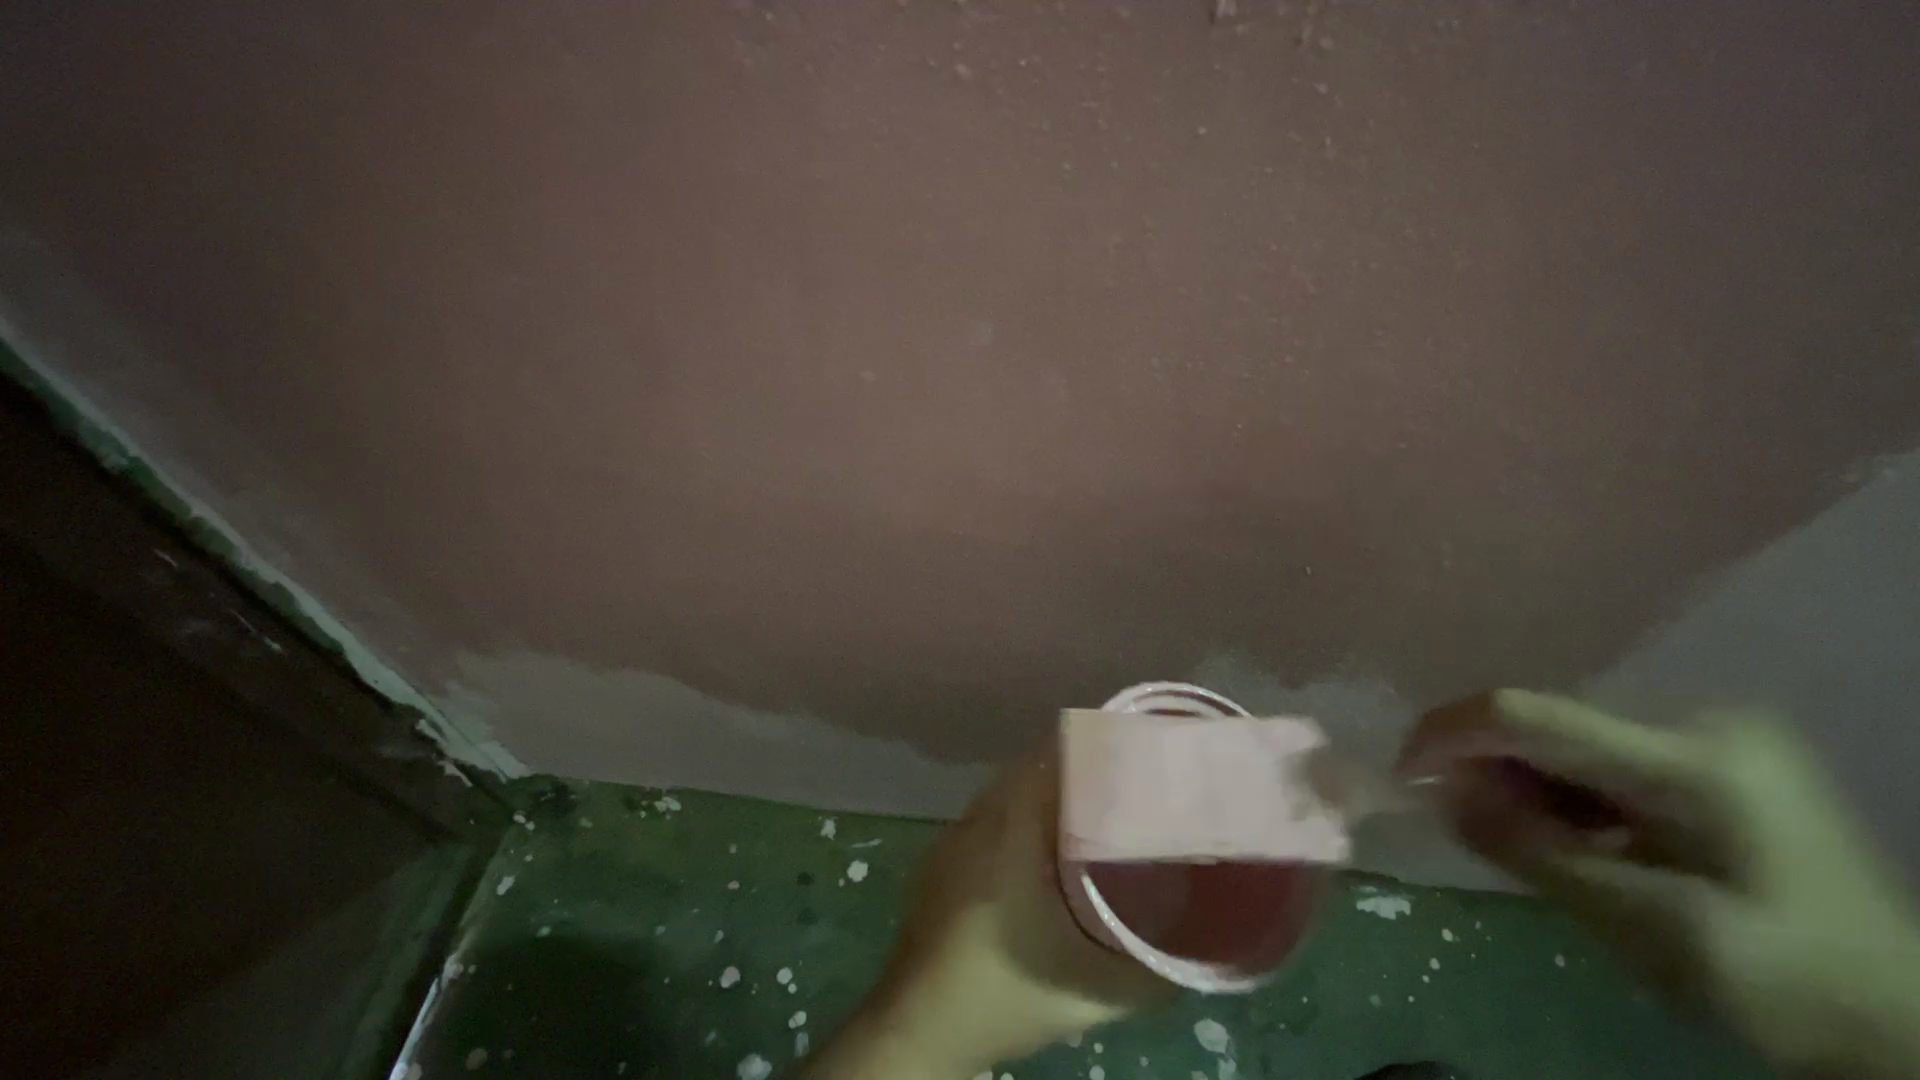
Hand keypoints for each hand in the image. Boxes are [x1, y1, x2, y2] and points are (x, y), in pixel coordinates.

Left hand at [805, 749, 1173, 1078]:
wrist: (915, 1030)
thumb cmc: (1001, 996)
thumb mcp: (1089, 993)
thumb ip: (1151, 974)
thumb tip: (1204, 957)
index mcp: (1009, 830)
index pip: (1051, 756)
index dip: (1095, 746)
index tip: (1137, 749)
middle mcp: (976, 820)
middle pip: (1031, 769)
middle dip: (1080, 770)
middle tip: (1130, 783)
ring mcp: (952, 840)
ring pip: (1007, 793)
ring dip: (1047, 793)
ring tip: (1097, 810)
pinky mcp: (939, 862)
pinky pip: (988, 817)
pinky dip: (1019, 817)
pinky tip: (1045, 850)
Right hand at [1404, 690, 1919, 1079]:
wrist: (1908, 1028)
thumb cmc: (1786, 981)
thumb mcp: (1648, 926)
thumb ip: (1534, 852)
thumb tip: (1436, 793)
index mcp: (1693, 755)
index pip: (1531, 713)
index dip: (1449, 734)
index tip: (1399, 773)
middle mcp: (1699, 722)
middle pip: (1548, 727)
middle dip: (1488, 770)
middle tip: (1459, 827)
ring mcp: (1709, 738)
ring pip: (1567, 746)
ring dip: (1525, 790)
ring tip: (1524, 849)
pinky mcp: (1709, 762)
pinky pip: (1599, 765)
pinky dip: (1563, 800)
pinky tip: (1570, 843)